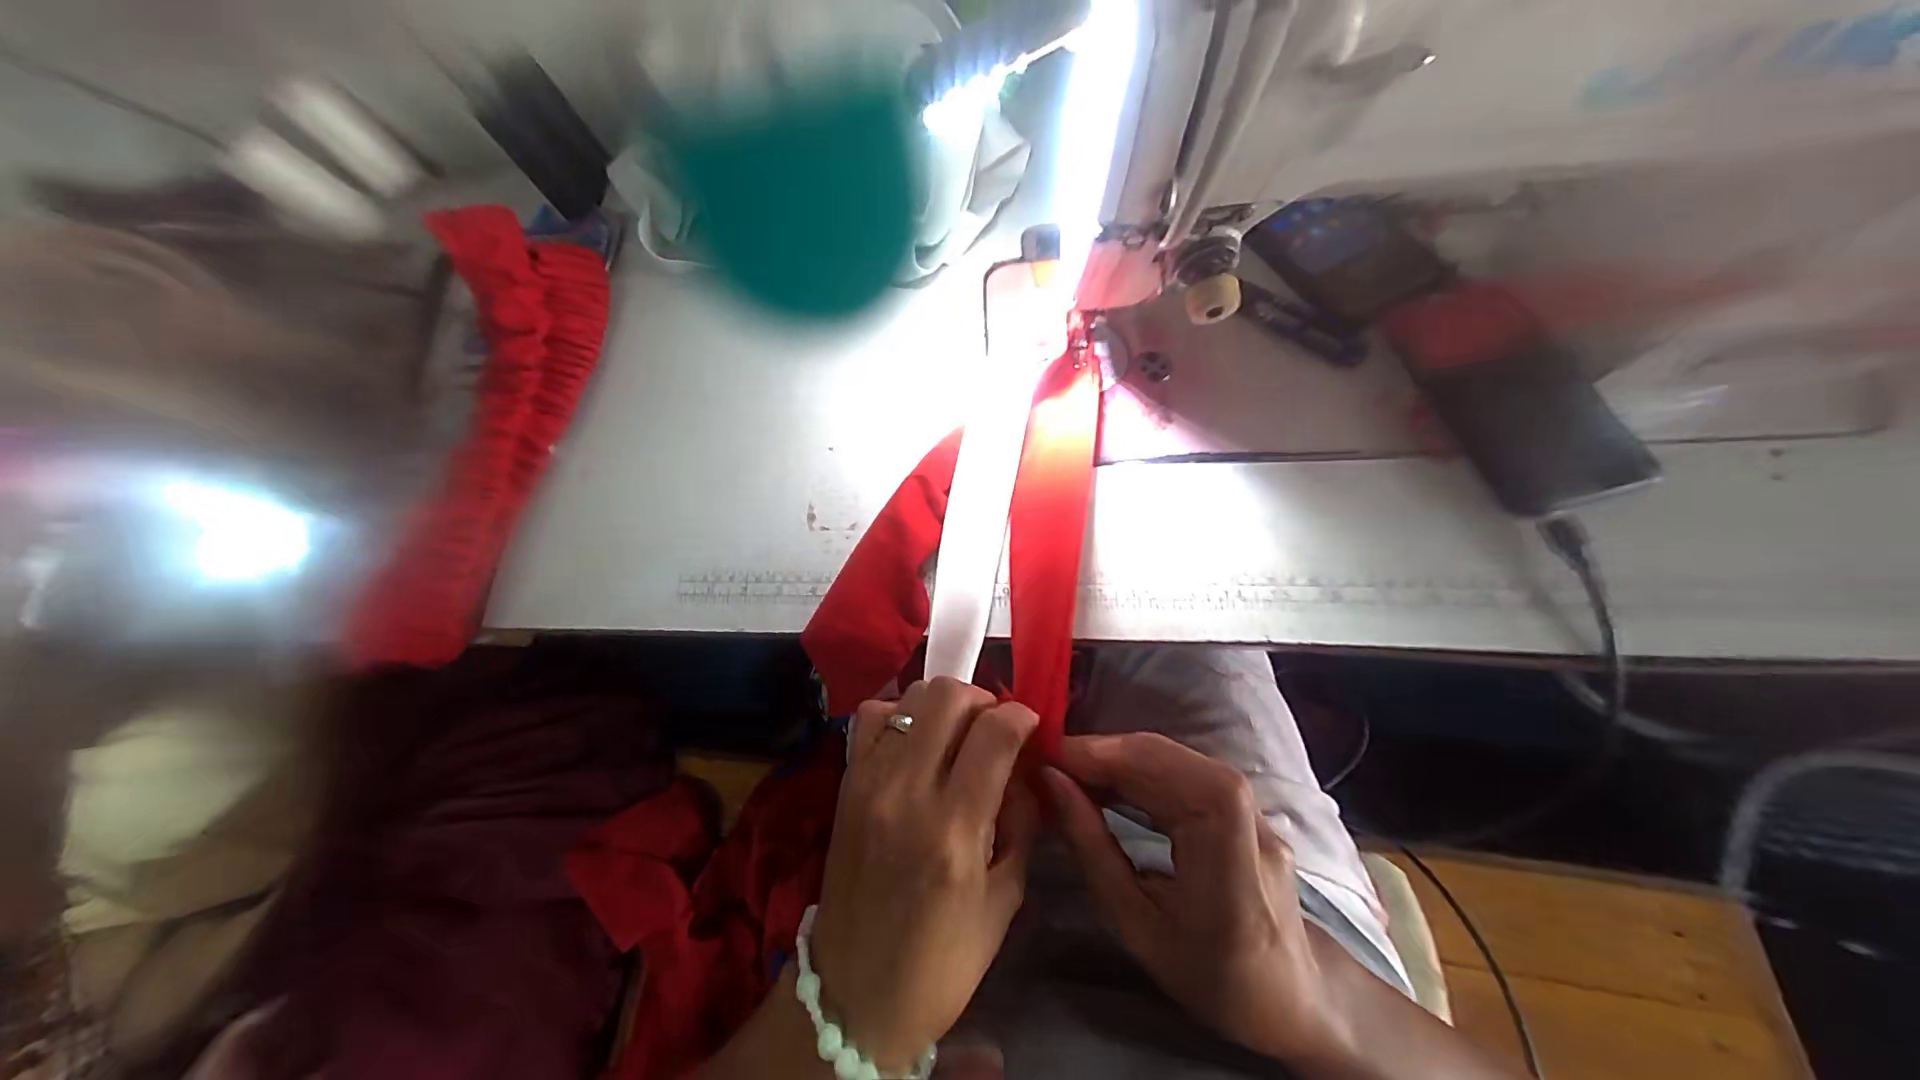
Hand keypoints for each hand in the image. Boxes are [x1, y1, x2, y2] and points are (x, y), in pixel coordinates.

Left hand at [810, 678, 1040, 1070]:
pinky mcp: (845, 784)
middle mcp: (907, 792)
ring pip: (910, 697)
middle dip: (984, 700)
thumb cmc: (941, 962)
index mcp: (954, 830)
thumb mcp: (1004, 900)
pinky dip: (900, 714)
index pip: (995, 732)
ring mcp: (869, 782)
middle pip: (948, 695)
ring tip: (957, 734)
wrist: (853, 995)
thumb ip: (1021, 824)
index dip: (1023, 716)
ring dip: (944, 705)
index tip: (1031, 727)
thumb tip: (1023, 770)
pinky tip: (915, 742)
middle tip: (994, 728)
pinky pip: (871, 717)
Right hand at [1039, 733, 1345, 1064]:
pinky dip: (1141, 766)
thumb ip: (1092, 848)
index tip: (1052, 755)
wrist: (1287, 998)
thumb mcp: (1136, 925)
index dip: (1112, 755)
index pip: (1176, 779)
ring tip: (1071, 768)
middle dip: (1106, 750)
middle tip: (1052, 760)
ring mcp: (1254, 809)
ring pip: (1178, 757)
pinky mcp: (1245, 806)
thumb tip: (1051, 782)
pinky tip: (1109, 778)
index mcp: (1232, 863)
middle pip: (1173, 758)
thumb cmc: (1208, 976)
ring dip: (1120, 755)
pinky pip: (1186, 769)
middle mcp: (1251, 822)